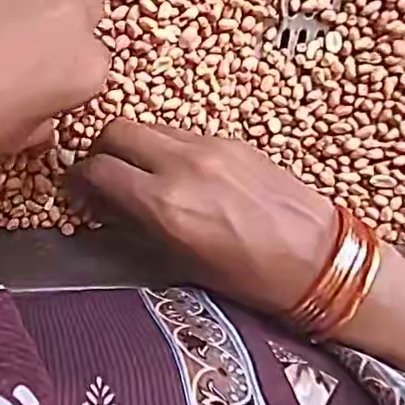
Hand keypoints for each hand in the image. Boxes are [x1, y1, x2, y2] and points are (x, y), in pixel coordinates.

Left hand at [0, 0, 108, 160]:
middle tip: (31, 54)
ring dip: (27, 11)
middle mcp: (67, 19)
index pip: (97, 66)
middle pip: (86, 12)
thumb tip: (41, 123)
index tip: (51, 87)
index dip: (72, 76)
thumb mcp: (12, 142)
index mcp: (85, 66)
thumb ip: (39, 125)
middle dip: (65, 29)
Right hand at [73, 118, 404, 394]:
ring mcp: (211, 146)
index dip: (80, 176)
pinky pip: (182, 132)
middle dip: (101, 147)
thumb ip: (139, 225)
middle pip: (118, 129)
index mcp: (167, 203)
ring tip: (140, 172)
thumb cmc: (253, 278)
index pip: (100, 169)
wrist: (326, 260)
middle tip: (103, 171)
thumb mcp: (184, 263)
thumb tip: (106, 204)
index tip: (78, 186)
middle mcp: (183, 164)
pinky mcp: (233, 141)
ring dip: (134, 144)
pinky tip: (178, 172)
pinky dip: (166, 146)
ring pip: (150, 126)